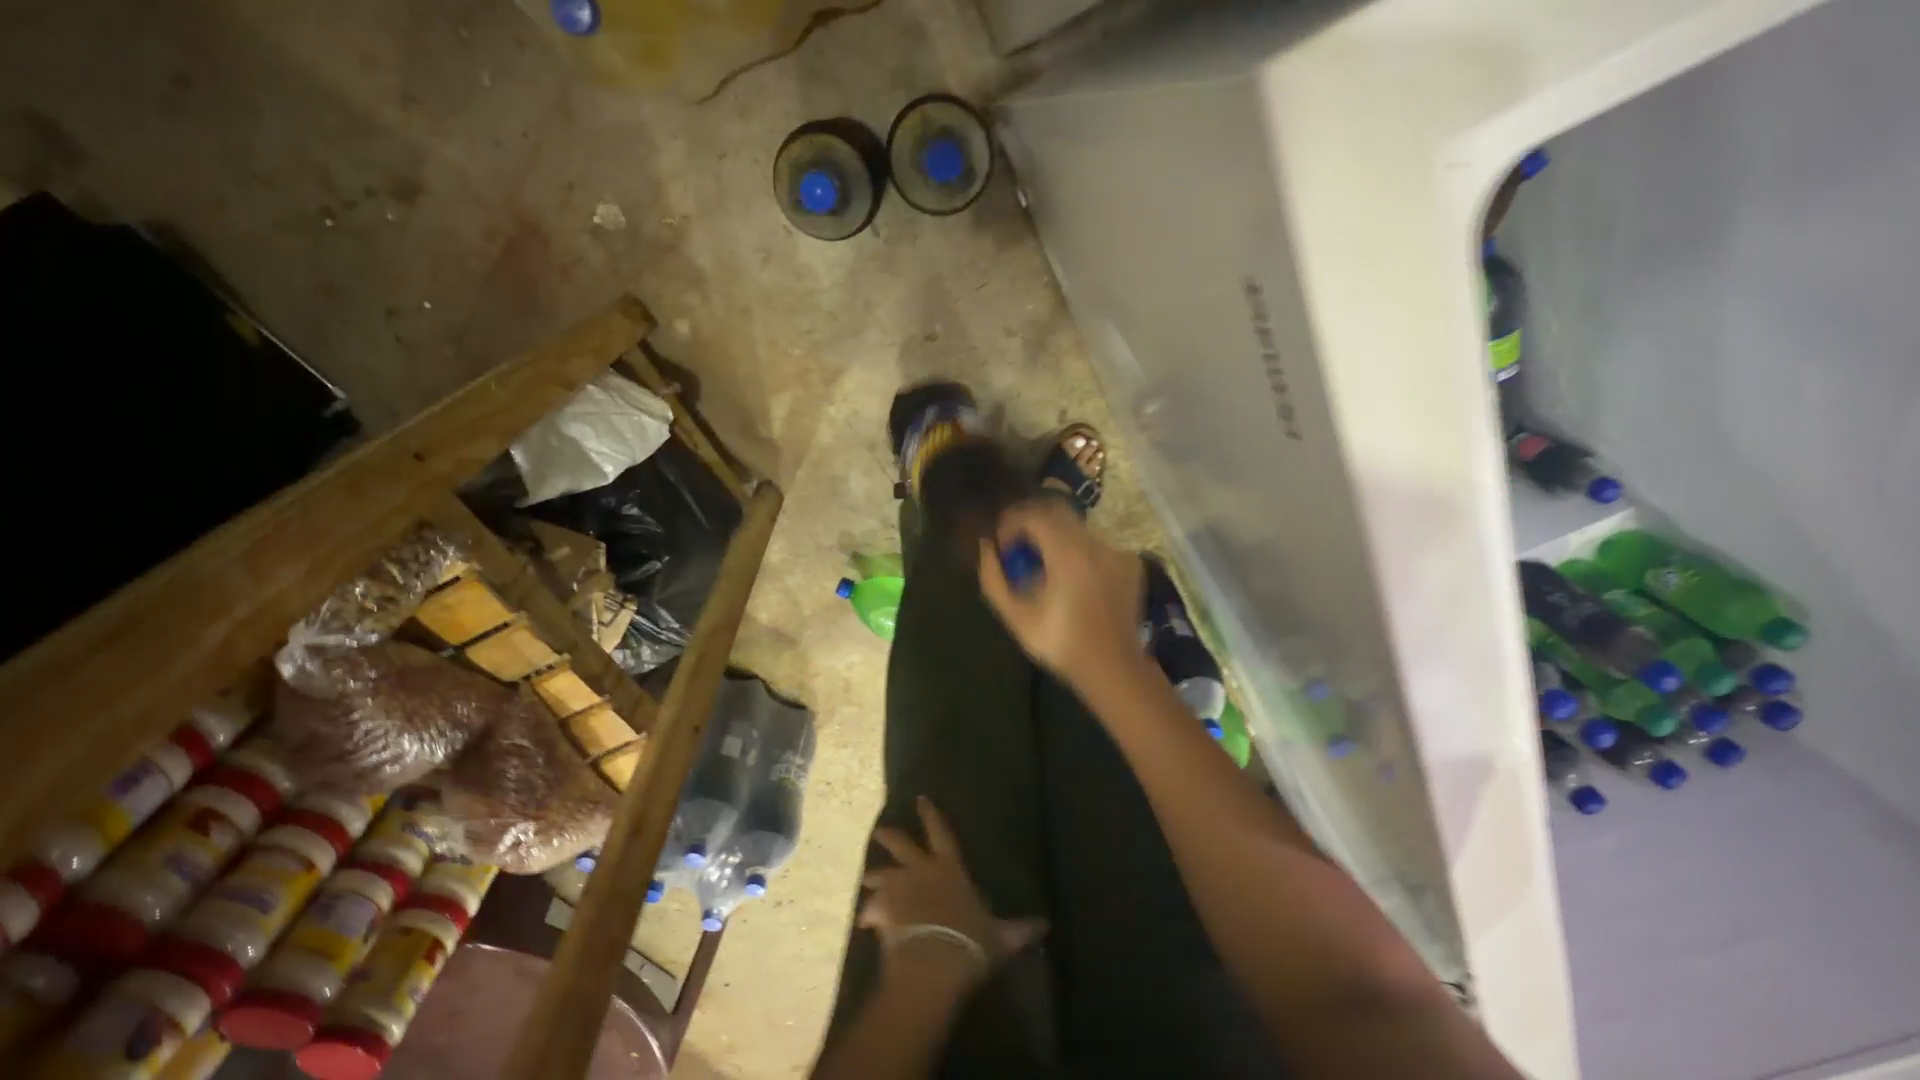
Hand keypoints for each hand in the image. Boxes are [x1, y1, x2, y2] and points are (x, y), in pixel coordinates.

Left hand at [861, 797, 1045, 983]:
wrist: (933, 962)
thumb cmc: (970, 942)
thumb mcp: (1001, 937)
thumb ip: (1020, 929)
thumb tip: (1046, 925)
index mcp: (950, 869)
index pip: (941, 832)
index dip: (931, 814)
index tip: (920, 798)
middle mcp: (920, 871)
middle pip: (901, 845)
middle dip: (890, 836)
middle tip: (879, 831)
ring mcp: (896, 890)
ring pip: (881, 875)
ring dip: (875, 877)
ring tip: (867, 879)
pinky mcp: (879, 911)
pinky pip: (870, 910)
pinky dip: (868, 915)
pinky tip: (865, 924)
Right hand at [977, 499, 1146, 690]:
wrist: (1114, 668)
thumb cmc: (1062, 645)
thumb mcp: (1018, 618)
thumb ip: (994, 580)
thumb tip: (986, 549)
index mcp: (1068, 555)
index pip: (1034, 515)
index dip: (1011, 523)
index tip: (1003, 546)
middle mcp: (1096, 544)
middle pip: (1057, 514)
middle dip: (1032, 527)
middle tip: (1020, 552)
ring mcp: (1117, 552)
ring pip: (1078, 529)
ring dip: (1056, 541)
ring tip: (1046, 570)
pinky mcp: (1130, 563)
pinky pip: (1097, 546)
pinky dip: (1079, 554)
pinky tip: (1075, 582)